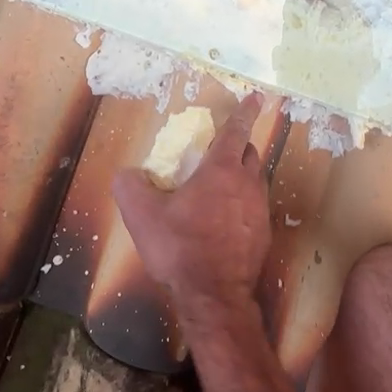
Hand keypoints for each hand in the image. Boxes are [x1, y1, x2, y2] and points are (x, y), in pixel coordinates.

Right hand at [114, 94, 270, 318]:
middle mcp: (247, 183)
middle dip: (239, 145)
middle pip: (249, 153)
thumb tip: (128, 174)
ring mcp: (259, 209)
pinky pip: (255, 207)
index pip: (236, 130)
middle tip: (221, 150)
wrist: (214, 294)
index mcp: (221, 170)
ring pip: (255, 180)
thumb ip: (130, 186)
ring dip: (241, 176)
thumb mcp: (142, 216)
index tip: (256, 97)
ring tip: (220, 188)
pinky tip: (225, 222)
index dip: (245, 111)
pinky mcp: (264, 233)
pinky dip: (243, 205)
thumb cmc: (179, 248)